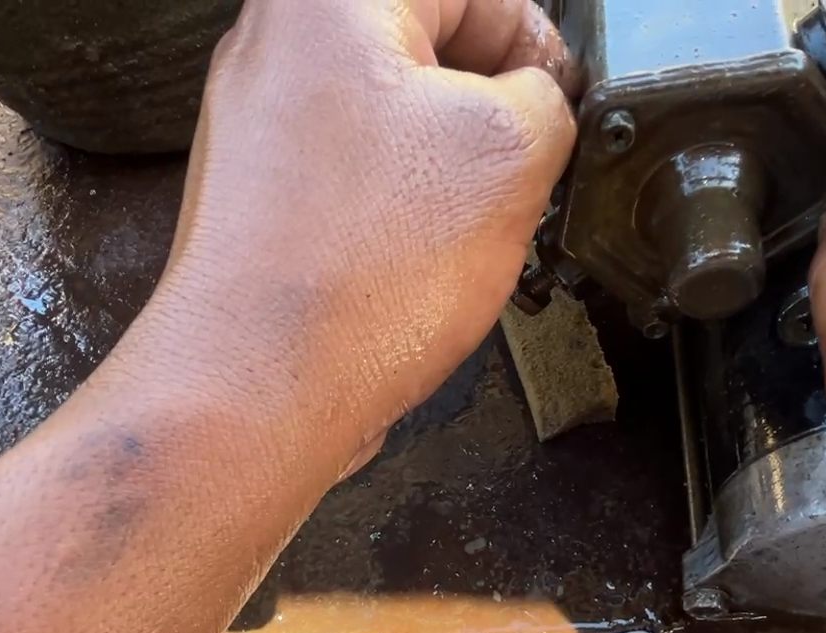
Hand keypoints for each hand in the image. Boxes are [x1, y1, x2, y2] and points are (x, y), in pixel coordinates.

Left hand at [141, 0, 577, 457]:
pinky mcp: (264, 207)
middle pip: (427, 55)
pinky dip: (402, 218)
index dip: (538, 48)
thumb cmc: (367, 274)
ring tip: (469, 241)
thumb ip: (549, 103)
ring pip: (395, 130)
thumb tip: (540, 109)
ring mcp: (262, 135)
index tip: (562, 112)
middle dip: (490, 121)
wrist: (263, 391)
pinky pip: (358, 187)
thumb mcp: (509, 159)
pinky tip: (420, 270)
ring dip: (449, 179)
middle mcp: (279, 50)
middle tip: (523, 184)